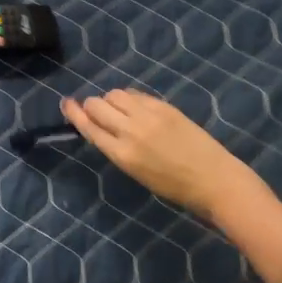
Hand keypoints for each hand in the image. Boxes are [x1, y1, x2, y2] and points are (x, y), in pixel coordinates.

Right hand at [63, 89, 273, 222]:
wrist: (215, 181)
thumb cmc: (175, 188)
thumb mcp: (138, 173)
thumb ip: (117, 148)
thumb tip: (103, 127)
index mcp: (122, 155)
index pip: (88, 126)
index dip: (73, 113)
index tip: (66, 104)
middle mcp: (130, 131)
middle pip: (96, 105)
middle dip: (91, 105)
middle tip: (95, 111)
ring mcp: (148, 116)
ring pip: (115, 94)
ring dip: (110, 99)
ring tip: (119, 109)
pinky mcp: (164, 107)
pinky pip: (136, 94)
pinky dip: (130, 98)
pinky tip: (136, 106)